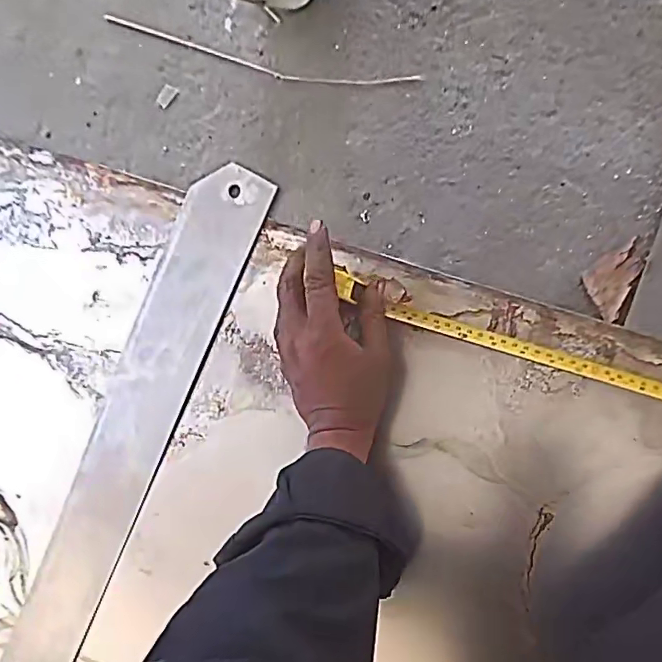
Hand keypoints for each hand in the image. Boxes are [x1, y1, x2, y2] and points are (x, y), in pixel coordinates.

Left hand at [275, 221, 396, 462]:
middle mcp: (298, 336)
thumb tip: (371, 290)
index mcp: (322, 332)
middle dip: (299, 262)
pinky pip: (284, 322)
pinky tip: (304, 305)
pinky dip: (292, 305)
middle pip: (289, 286)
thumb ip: (374, 317)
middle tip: (311, 248)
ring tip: (309, 273)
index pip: (317, 280)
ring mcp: (288, 349)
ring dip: (293, 283)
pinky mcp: (286, 360)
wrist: (336, 431)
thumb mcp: (378, 356)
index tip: (319, 230)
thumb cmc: (359, 400)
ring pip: (283, 304)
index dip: (319, 251)